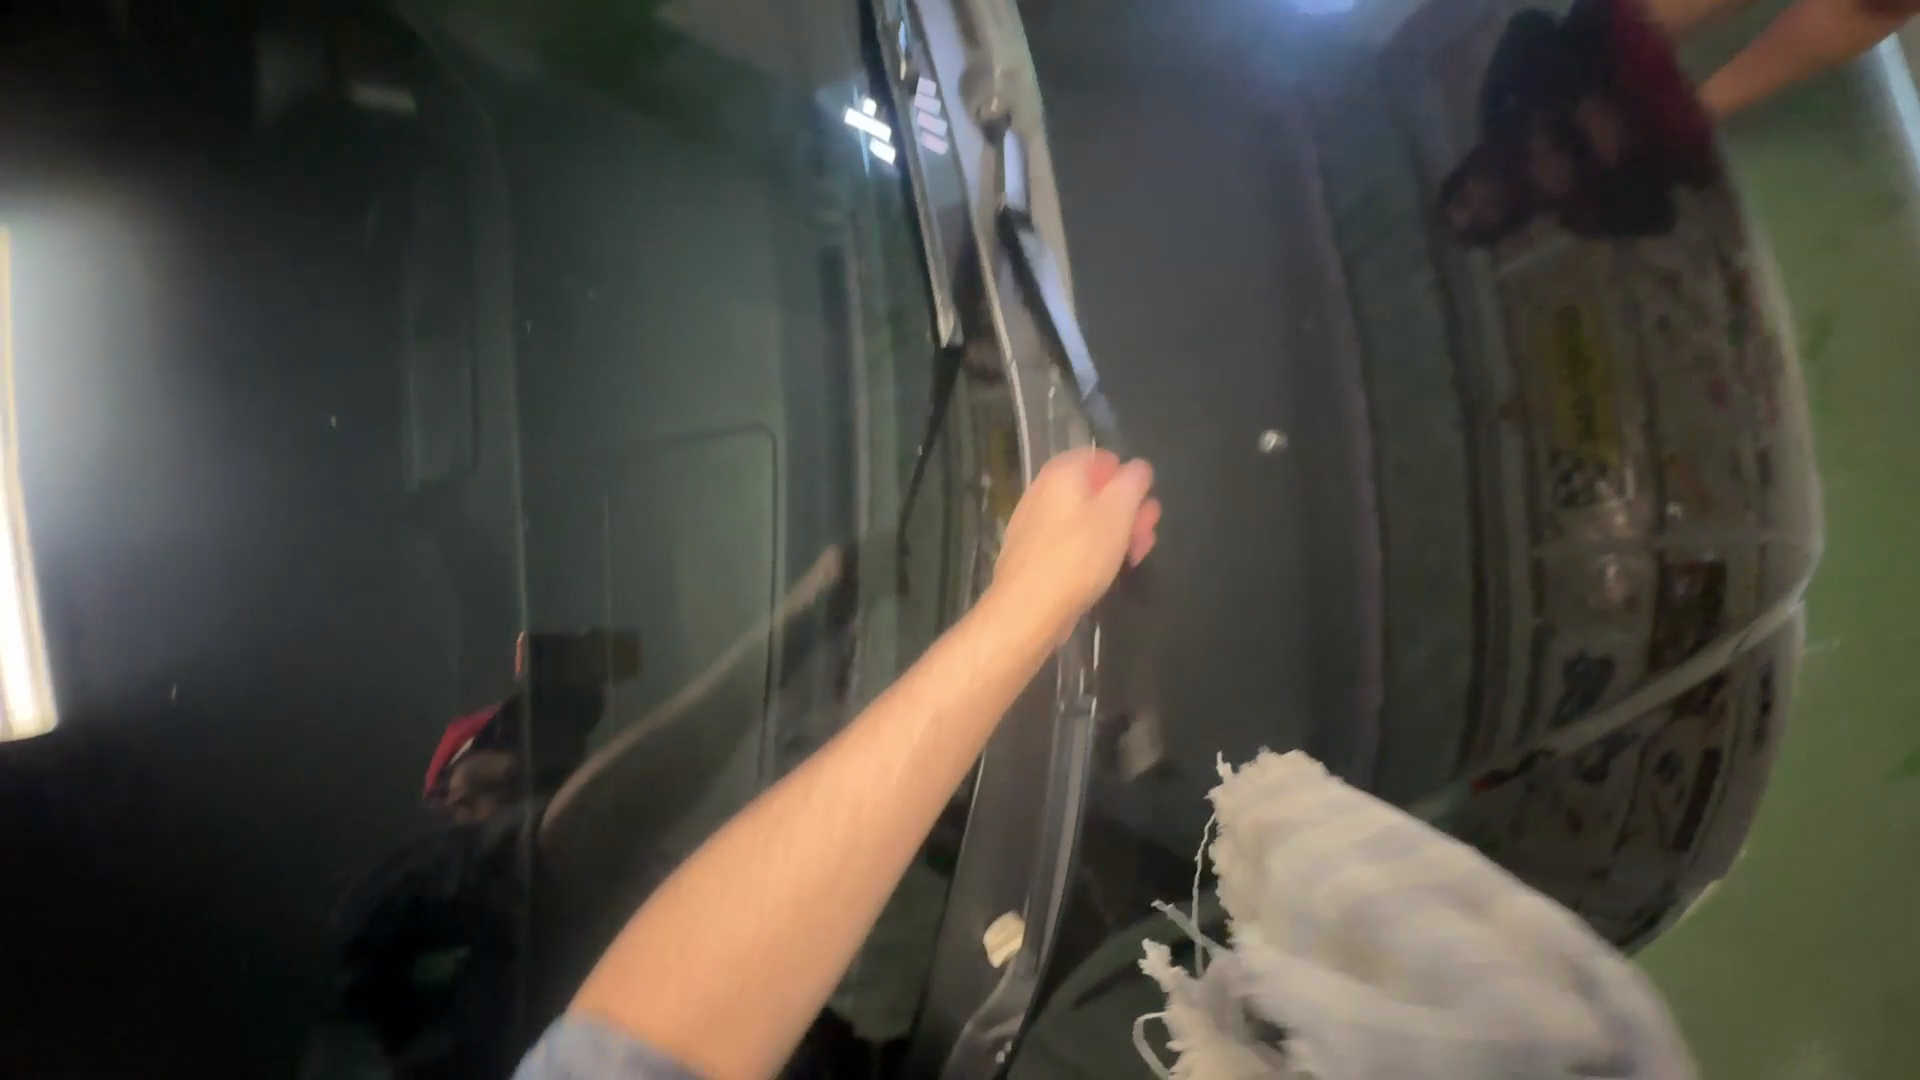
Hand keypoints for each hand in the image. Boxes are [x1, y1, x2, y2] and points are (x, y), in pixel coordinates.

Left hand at [989, 448, 1160, 639]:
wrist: (1027, 609)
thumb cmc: (1077, 556)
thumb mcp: (1118, 512)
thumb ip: (1132, 482)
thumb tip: (1137, 467)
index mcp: (1062, 471)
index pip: (1103, 458)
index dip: (1129, 479)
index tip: (1145, 507)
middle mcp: (1043, 490)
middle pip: (1096, 491)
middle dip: (1127, 510)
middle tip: (1146, 536)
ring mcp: (1035, 523)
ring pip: (1085, 519)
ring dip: (1115, 534)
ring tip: (1133, 557)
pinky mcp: (1033, 553)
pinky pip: (1070, 542)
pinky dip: (1091, 551)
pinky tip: (1106, 572)